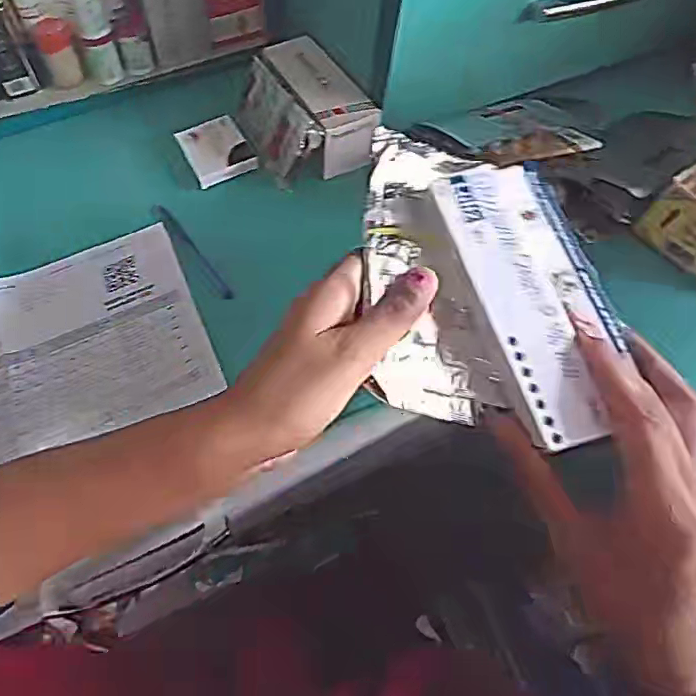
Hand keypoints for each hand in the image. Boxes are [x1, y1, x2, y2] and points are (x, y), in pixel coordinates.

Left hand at [220, 252, 436, 463]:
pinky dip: (378, 352)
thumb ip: (390, 316)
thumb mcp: (352, 352)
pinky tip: (402, 368)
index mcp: (328, 294)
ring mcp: (319, 334)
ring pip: (366, 320)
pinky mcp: (320, 360)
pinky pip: (356, 345)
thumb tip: (424, 276)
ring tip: (435, 342)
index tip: (440, 279)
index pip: (369, 260)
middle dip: (405, 301)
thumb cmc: (298, 392)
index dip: (403, 265)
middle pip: (371, 290)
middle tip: (446, 317)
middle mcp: (323, 307)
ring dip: (394, 329)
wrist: (250, 435)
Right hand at [492, 315, 695, 695]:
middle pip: (676, 406)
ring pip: (690, 413)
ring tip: (615, 342)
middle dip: (637, 357)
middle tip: (598, 323)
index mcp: (663, 506)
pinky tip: (630, 386)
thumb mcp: (566, 534)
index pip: (641, 420)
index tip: (583, 331)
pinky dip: (657, 398)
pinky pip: (687, 430)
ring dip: (653, 371)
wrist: (666, 643)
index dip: (611, 370)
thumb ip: (533, 472)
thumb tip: (496, 421)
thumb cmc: (611, 594)